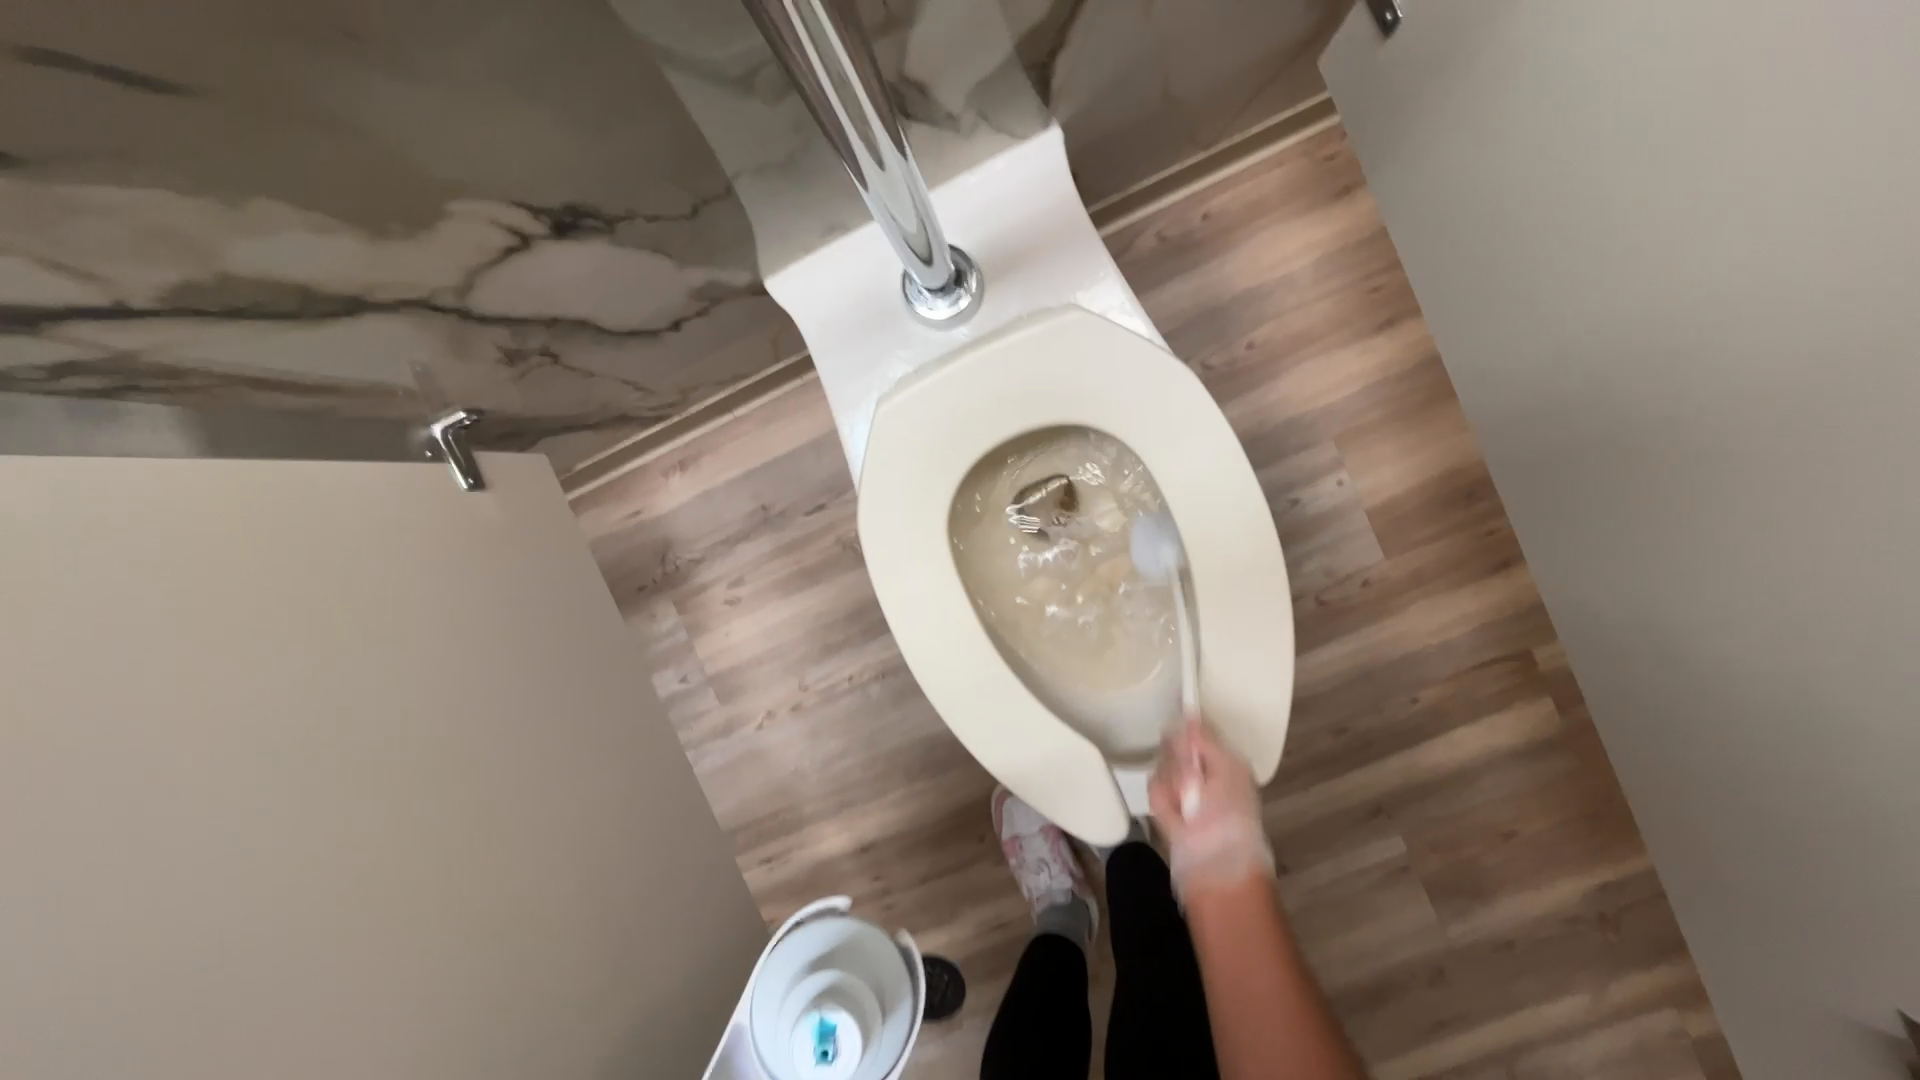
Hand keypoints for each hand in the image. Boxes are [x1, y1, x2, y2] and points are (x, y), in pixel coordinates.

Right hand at [1149, 717, 1274, 899]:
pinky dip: (1164, 798)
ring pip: (1163, 765)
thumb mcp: (1229, 770)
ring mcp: (1182, 791)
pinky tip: (1176, 813)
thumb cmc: (1232, 816)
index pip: (1198, 733)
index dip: (1187, 729)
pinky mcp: (1164, 807)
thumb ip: (1206, 740)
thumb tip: (1189, 712)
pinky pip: (1154, 786)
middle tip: (1191, 779)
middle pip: (1176, 746)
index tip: (1178, 723)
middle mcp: (1202, 773)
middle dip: (1179, 758)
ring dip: (1173, 781)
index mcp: (1224, 764)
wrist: (1217, 867)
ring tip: (1186, 803)